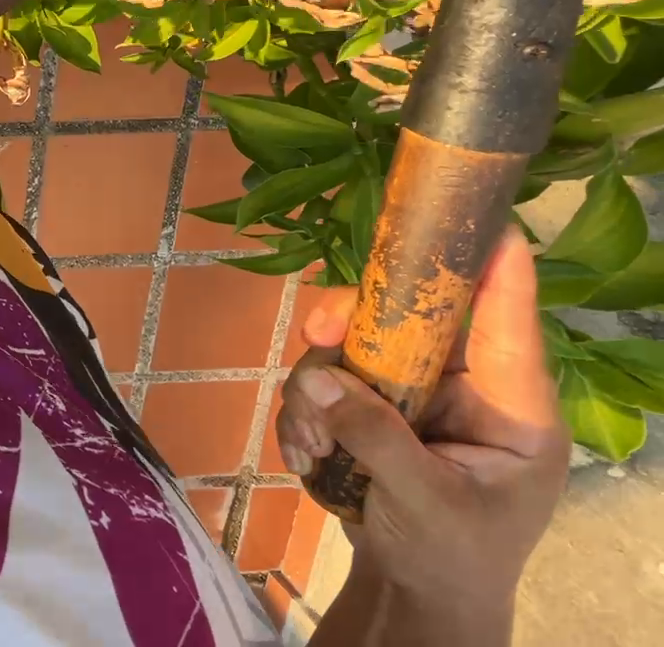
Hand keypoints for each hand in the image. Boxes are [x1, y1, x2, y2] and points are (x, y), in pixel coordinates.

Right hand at [277, 228, 568, 625]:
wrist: (416, 589)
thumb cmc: (452, 553)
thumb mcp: (424, 502)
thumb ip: (374, 437)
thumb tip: (317, 377)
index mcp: (510, 408)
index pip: (508, 324)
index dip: (497, 271)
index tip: (483, 223)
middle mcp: (460, 388)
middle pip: (401, 321)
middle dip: (349, 330)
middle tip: (316, 340)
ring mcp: (409, 396)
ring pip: (345, 350)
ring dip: (312, 391)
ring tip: (311, 446)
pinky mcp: (368, 408)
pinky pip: (319, 381)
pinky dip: (301, 412)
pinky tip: (307, 453)